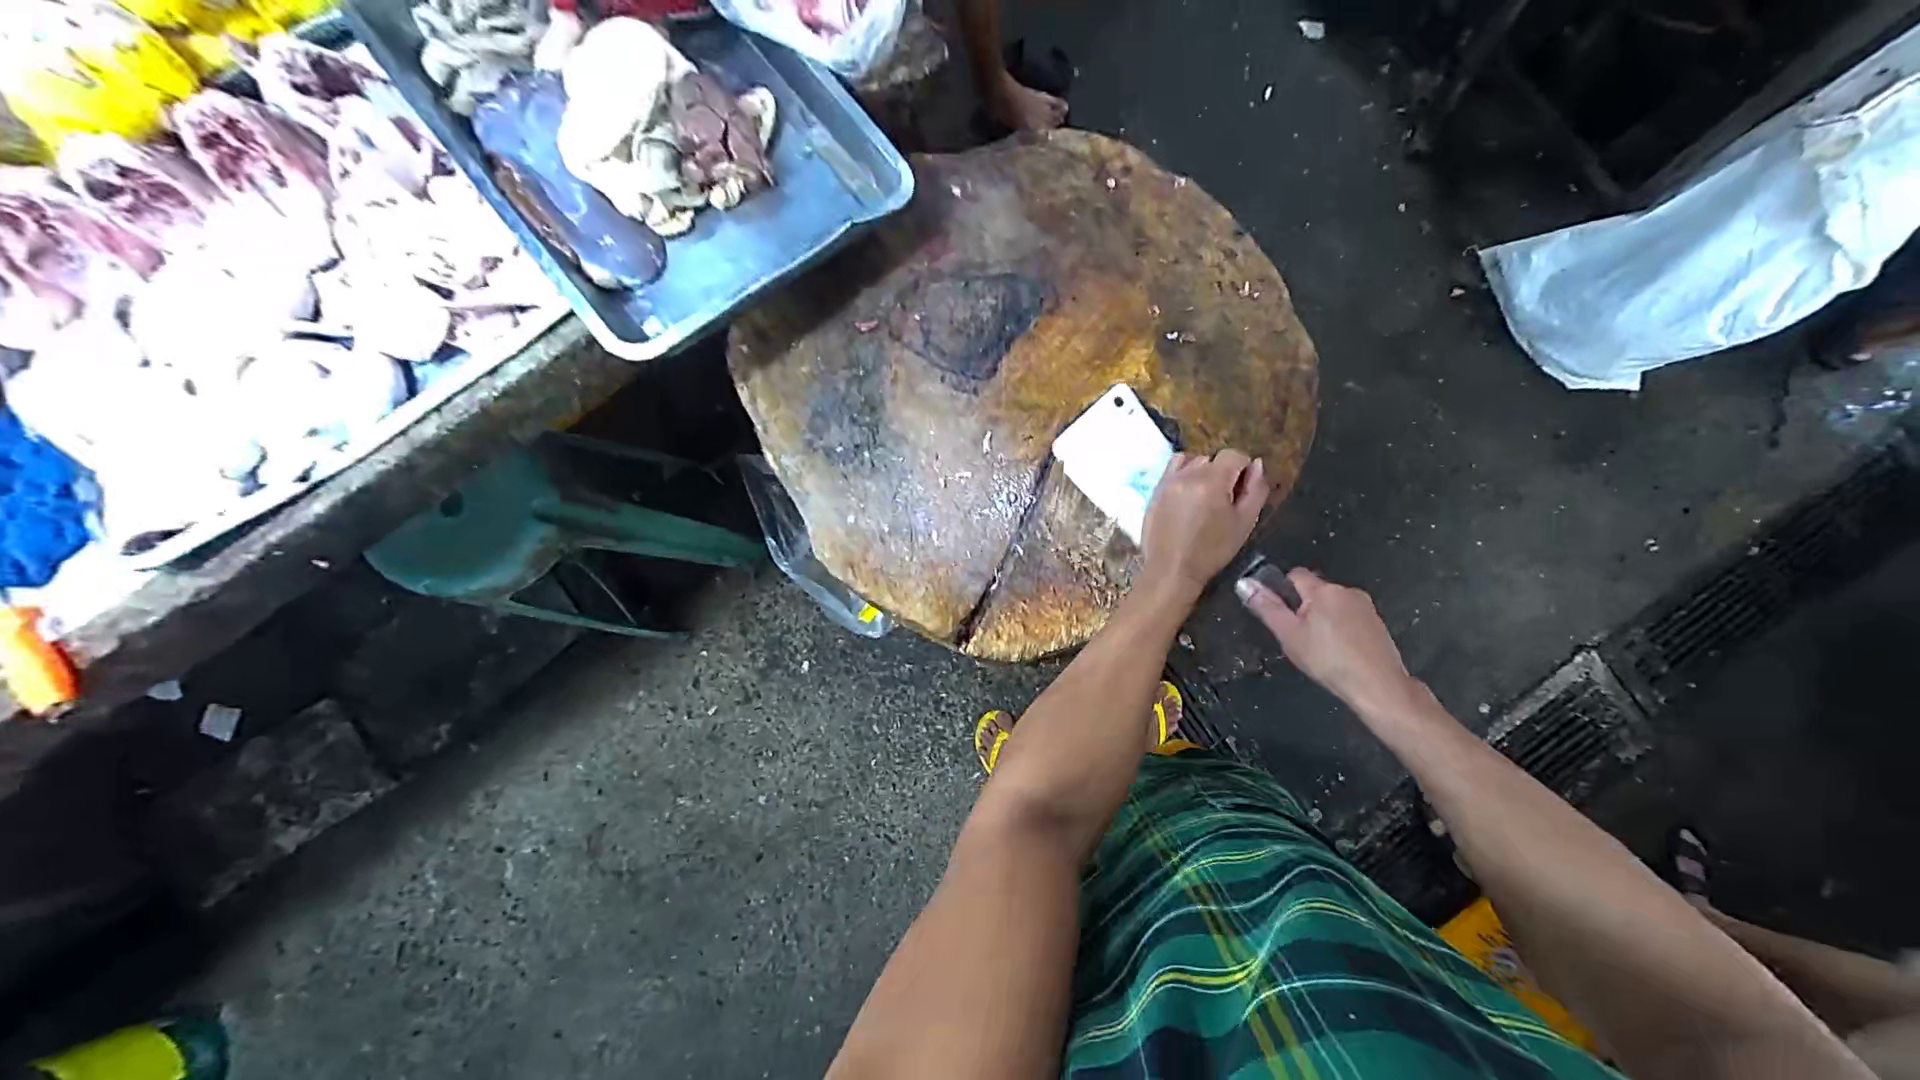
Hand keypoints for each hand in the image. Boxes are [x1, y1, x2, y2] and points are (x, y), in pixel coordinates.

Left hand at [1139, 450, 1268, 597]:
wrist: (1171, 569)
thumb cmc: (1212, 551)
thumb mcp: (1244, 522)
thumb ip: (1256, 489)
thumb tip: (1257, 464)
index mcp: (1211, 481)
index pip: (1234, 455)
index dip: (1244, 469)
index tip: (1242, 490)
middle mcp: (1187, 474)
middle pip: (1212, 459)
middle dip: (1223, 474)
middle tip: (1223, 501)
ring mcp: (1167, 481)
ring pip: (1192, 461)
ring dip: (1202, 472)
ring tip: (1204, 498)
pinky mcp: (1155, 490)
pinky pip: (1172, 469)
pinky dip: (1183, 474)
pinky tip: (1187, 495)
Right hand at [1236, 568, 1420, 713]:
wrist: (1378, 685)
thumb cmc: (1328, 660)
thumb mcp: (1289, 635)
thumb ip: (1266, 607)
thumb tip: (1245, 584)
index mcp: (1324, 590)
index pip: (1295, 574)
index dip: (1282, 590)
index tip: (1282, 614)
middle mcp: (1347, 591)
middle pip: (1315, 591)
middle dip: (1304, 608)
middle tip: (1299, 636)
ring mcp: (1366, 607)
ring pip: (1333, 605)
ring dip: (1323, 618)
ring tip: (1320, 648)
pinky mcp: (1378, 623)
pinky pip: (1350, 617)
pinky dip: (1341, 629)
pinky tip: (1339, 652)